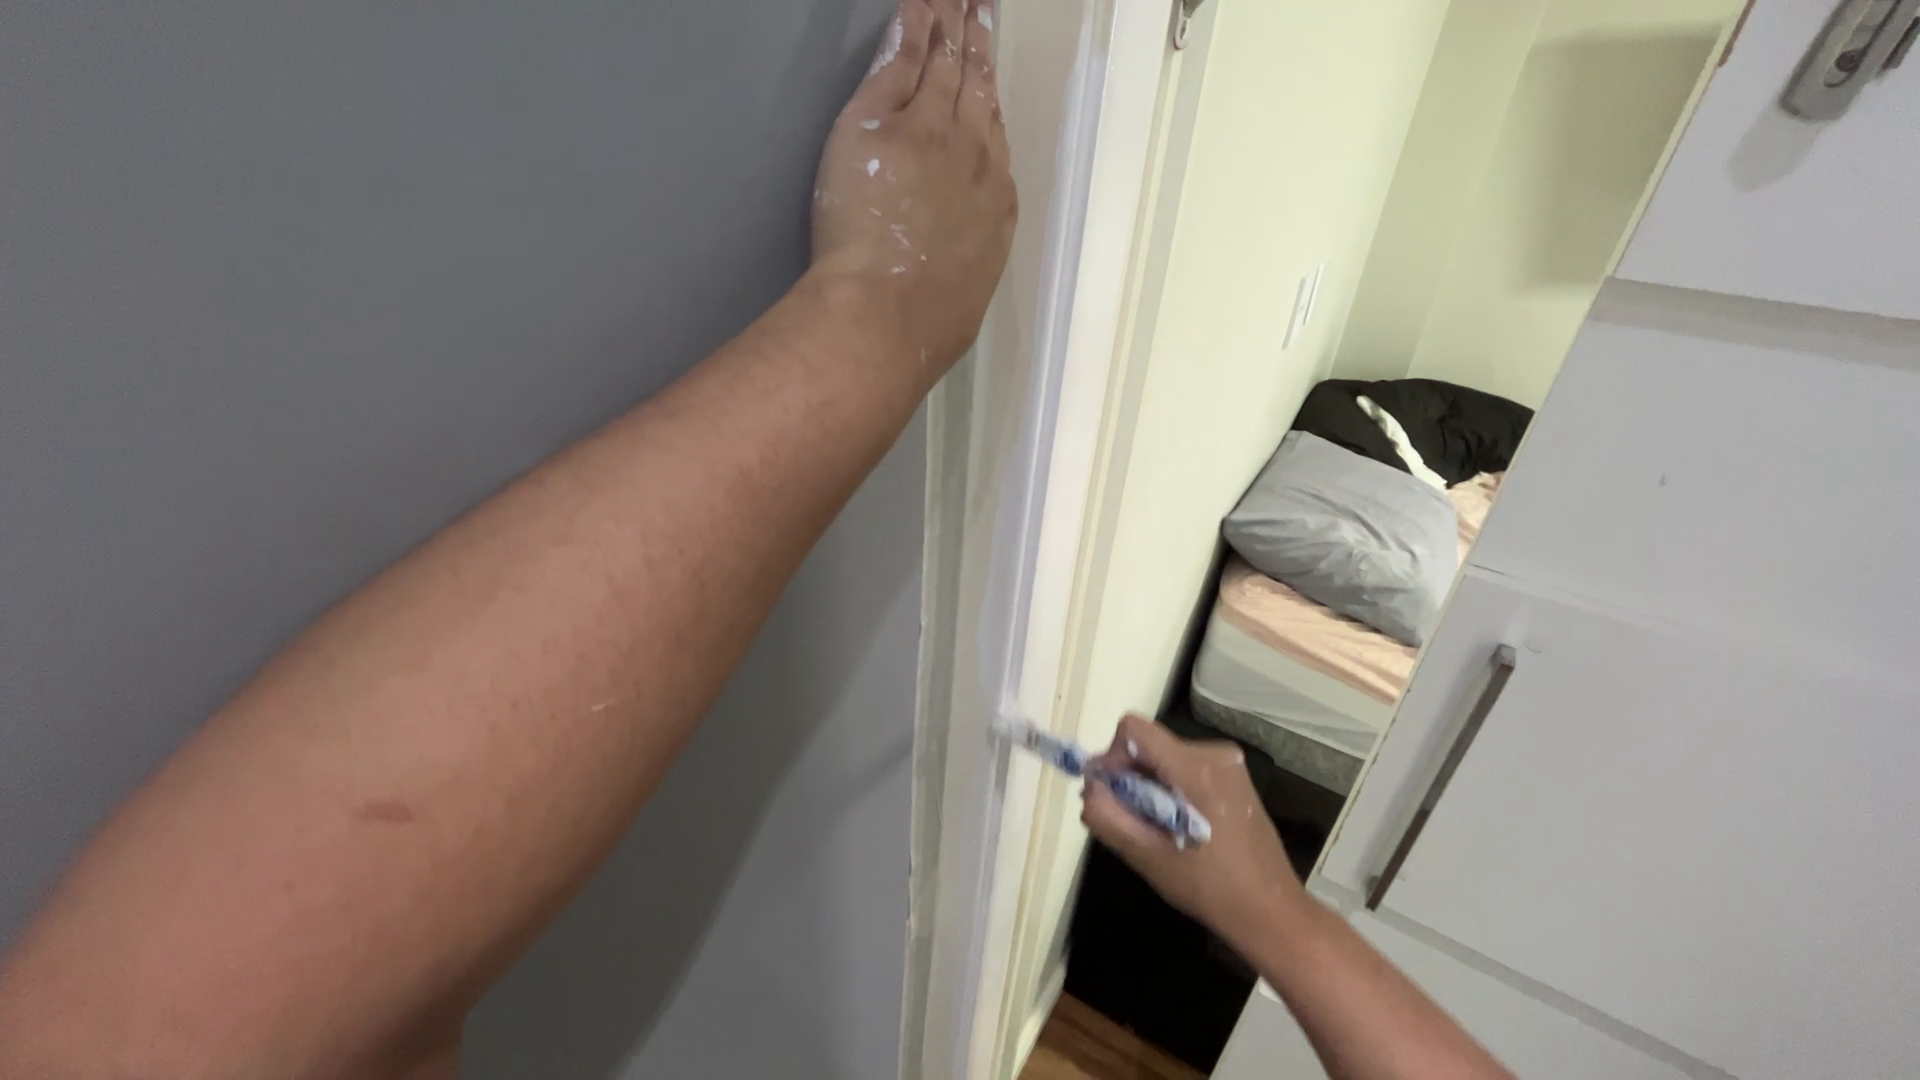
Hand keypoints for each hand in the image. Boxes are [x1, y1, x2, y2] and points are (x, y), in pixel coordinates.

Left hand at [811, 0, 1016, 376]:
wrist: (890, 311)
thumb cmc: (928, 322)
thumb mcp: (965, 287)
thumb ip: (965, 254)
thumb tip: (957, 251)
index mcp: (993, 200)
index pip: (993, 135)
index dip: (989, 101)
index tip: (988, 81)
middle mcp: (972, 154)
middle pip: (976, 88)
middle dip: (977, 47)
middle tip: (979, 11)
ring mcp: (929, 131)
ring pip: (944, 64)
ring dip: (949, 25)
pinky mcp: (880, 121)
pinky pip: (901, 61)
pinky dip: (913, 28)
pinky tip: (918, 5)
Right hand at [1082, 716, 1308, 946]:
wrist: (1271, 912)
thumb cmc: (1209, 888)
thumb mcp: (1147, 857)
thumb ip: (1108, 817)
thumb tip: (1090, 787)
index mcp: (1195, 767)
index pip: (1134, 729)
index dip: (1113, 756)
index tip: (1113, 794)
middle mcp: (1215, 753)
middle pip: (1150, 745)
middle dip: (1131, 777)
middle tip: (1132, 821)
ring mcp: (1229, 764)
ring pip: (1166, 758)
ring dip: (1150, 787)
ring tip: (1157, 830)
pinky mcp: (1235, 778)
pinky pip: (1185, 768)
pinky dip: (1171, 790)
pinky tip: (1179, 827)